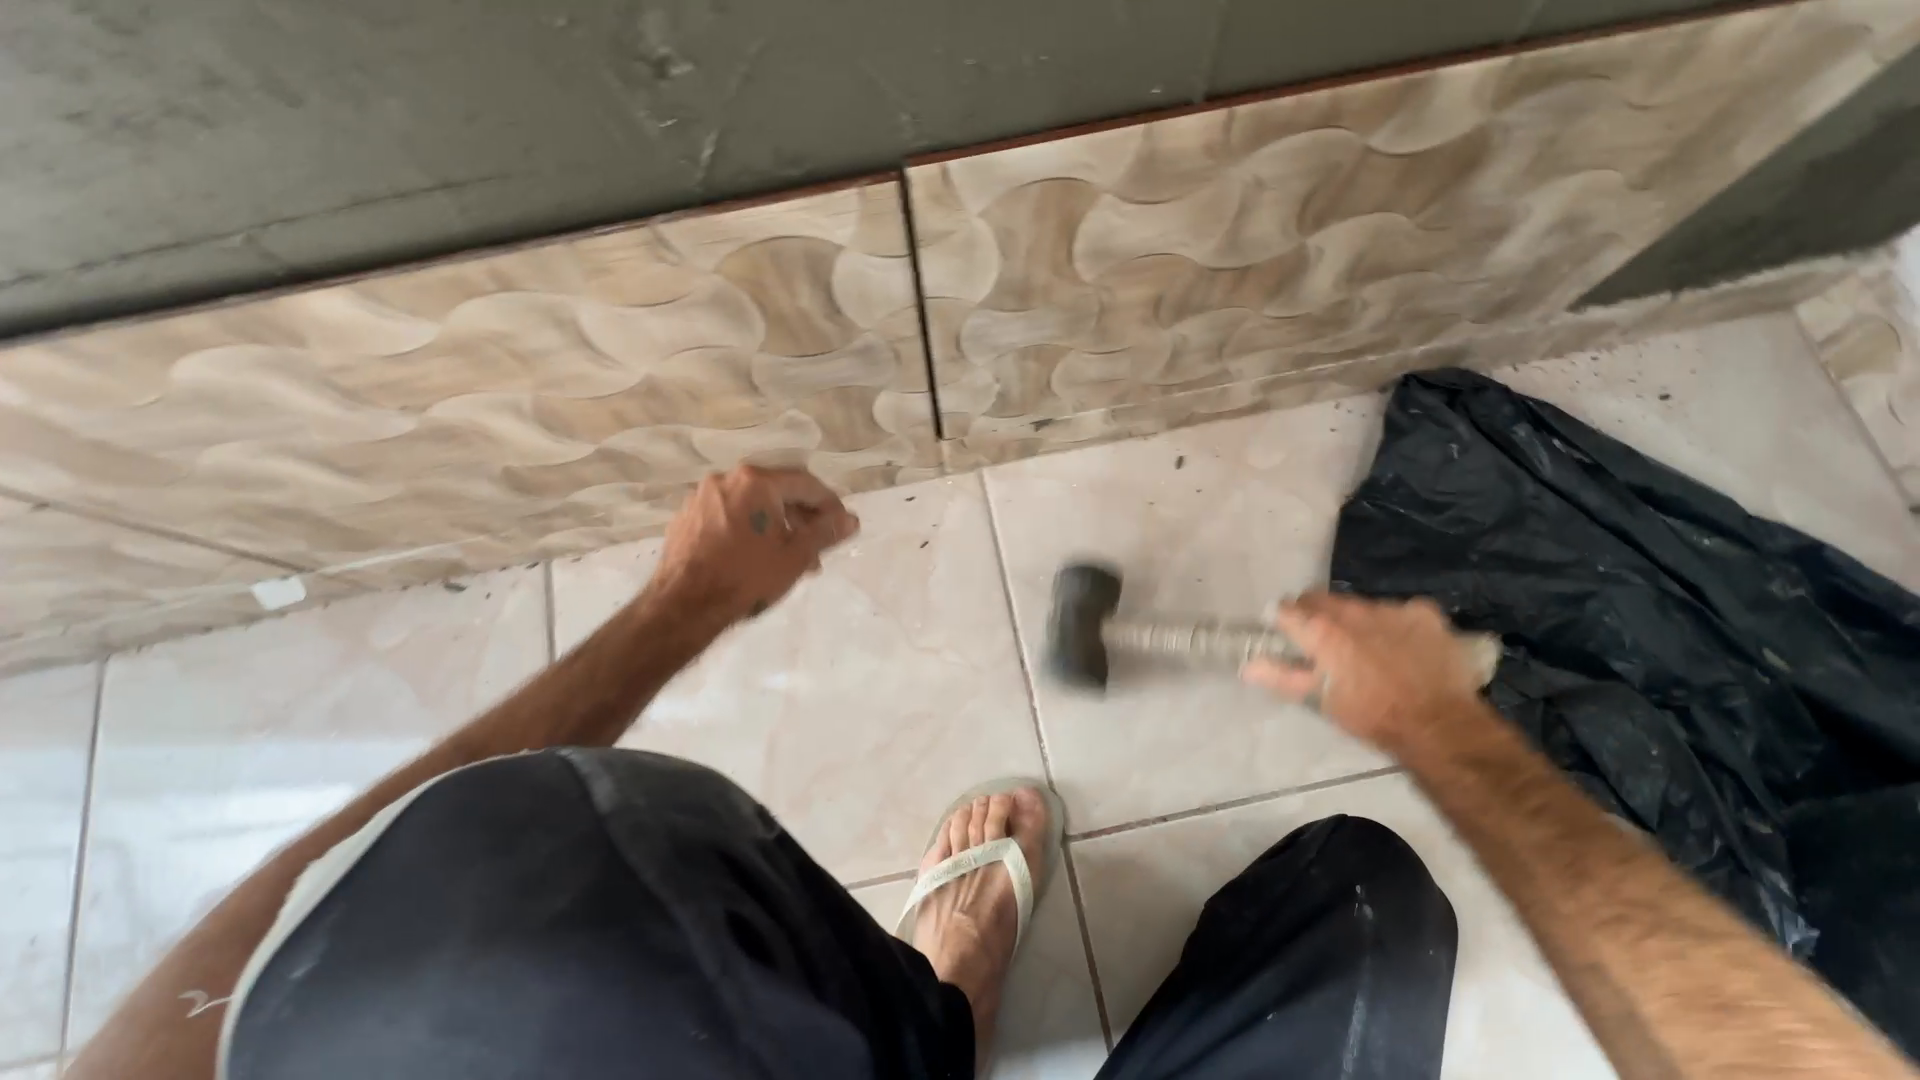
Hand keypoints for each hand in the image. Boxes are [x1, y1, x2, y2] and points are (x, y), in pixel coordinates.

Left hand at [647, 465, 859, 624]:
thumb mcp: (796, 556)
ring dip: (775, 526)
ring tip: (788, 558)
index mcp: (756, 481)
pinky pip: (728, 516)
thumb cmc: (747, 578)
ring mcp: (702, 498)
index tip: (842, 526)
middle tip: (817, 548)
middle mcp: (726, 480)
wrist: (683, 605)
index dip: (829, 504)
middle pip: (776, 491)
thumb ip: (826, 532)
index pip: (805, 483)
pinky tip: (754, 557)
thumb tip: (851, 520)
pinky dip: (748, 530)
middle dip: (801, 518)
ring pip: (751, 505)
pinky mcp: (686, 518)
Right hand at [1242, 592, 1490, 754]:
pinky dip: (1396, 624)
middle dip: (1314, 613)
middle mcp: (1353, 612)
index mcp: (1322, 631)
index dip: (1282, 619)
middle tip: (1322, 640)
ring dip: (1355, 619)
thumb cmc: (1372, 715)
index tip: (1284, 632)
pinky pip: (1401, 610)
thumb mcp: (1321, 701)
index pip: (1287, 609)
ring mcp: (1392, 609)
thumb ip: (1282, 678)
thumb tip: (1247, 666)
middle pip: (1321, 599)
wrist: (1438, 724)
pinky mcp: (1424, 614)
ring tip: (1367, 646)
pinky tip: (1404, 646)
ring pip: (1360, 604)